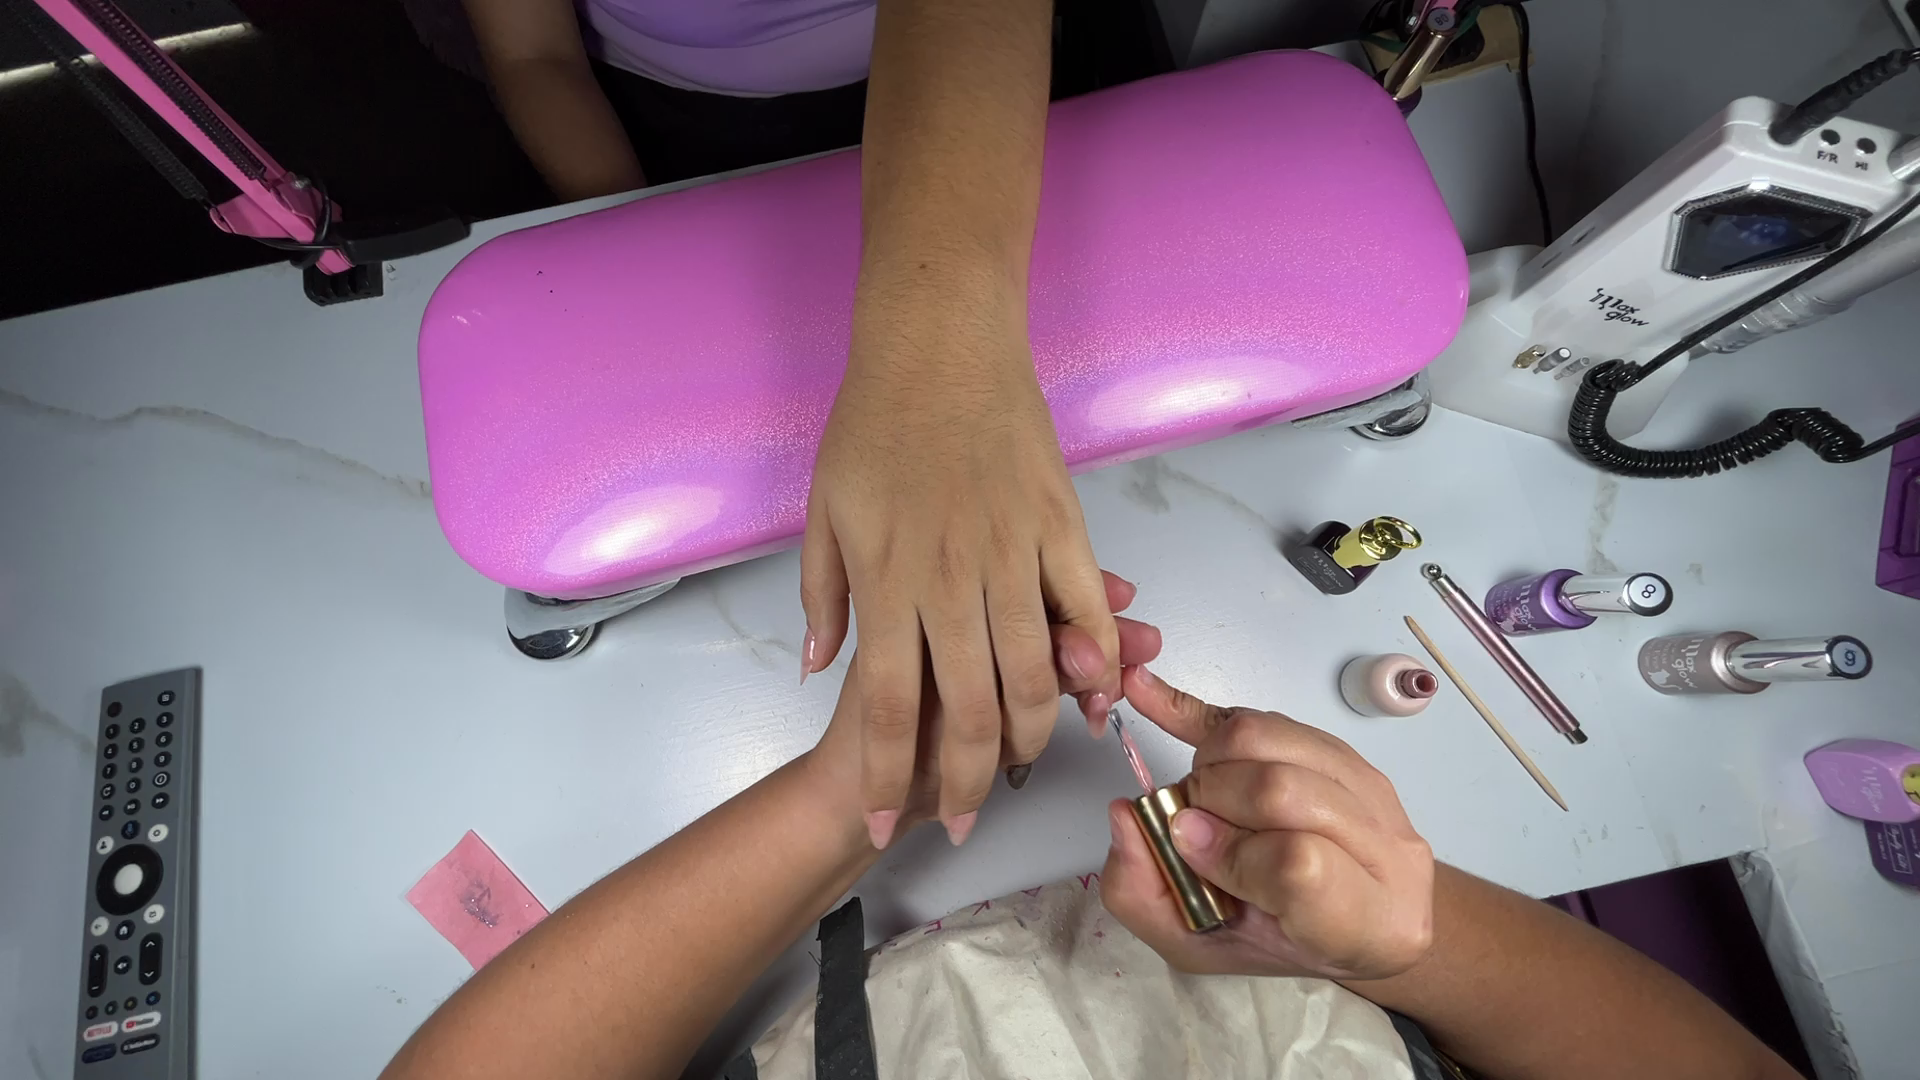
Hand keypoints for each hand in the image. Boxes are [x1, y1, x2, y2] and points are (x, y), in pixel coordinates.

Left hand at [801, 288, 1119, 850]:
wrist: (941, 343)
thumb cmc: (872, 424)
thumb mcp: (823, 508)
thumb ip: (822, 596)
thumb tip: (816, 670)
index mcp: (888, 580)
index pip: (887, 704)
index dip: (884, 776)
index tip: (881, 825)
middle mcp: (952, 581)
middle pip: (968, 709)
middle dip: (965, 780)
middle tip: (961, 818)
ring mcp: (1014, 554)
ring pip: (1034, 672)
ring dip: (1030, 734)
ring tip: (1018, 767)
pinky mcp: (1061, 526)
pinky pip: (1086, 608)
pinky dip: (1097, 660)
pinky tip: (1096, 697)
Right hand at [1101, 668, 1433, 979]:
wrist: (1342, 910)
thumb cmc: (1272, 936)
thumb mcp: (1199, 947)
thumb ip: (1144, 897)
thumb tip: (1128, 815)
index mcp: (1369, 926)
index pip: (1299, 866)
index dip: (1230, 852)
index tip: (1191, 849)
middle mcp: (1388, 852)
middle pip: (1279, 789)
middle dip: (1211, 799)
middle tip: (1190, 824)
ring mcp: (1369, 789)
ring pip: (1267, 739)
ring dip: (1210, 760)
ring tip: (1202, 791)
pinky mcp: (1335, 746)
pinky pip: (1258, 715)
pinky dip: (1191, 706)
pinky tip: (1145, 691)